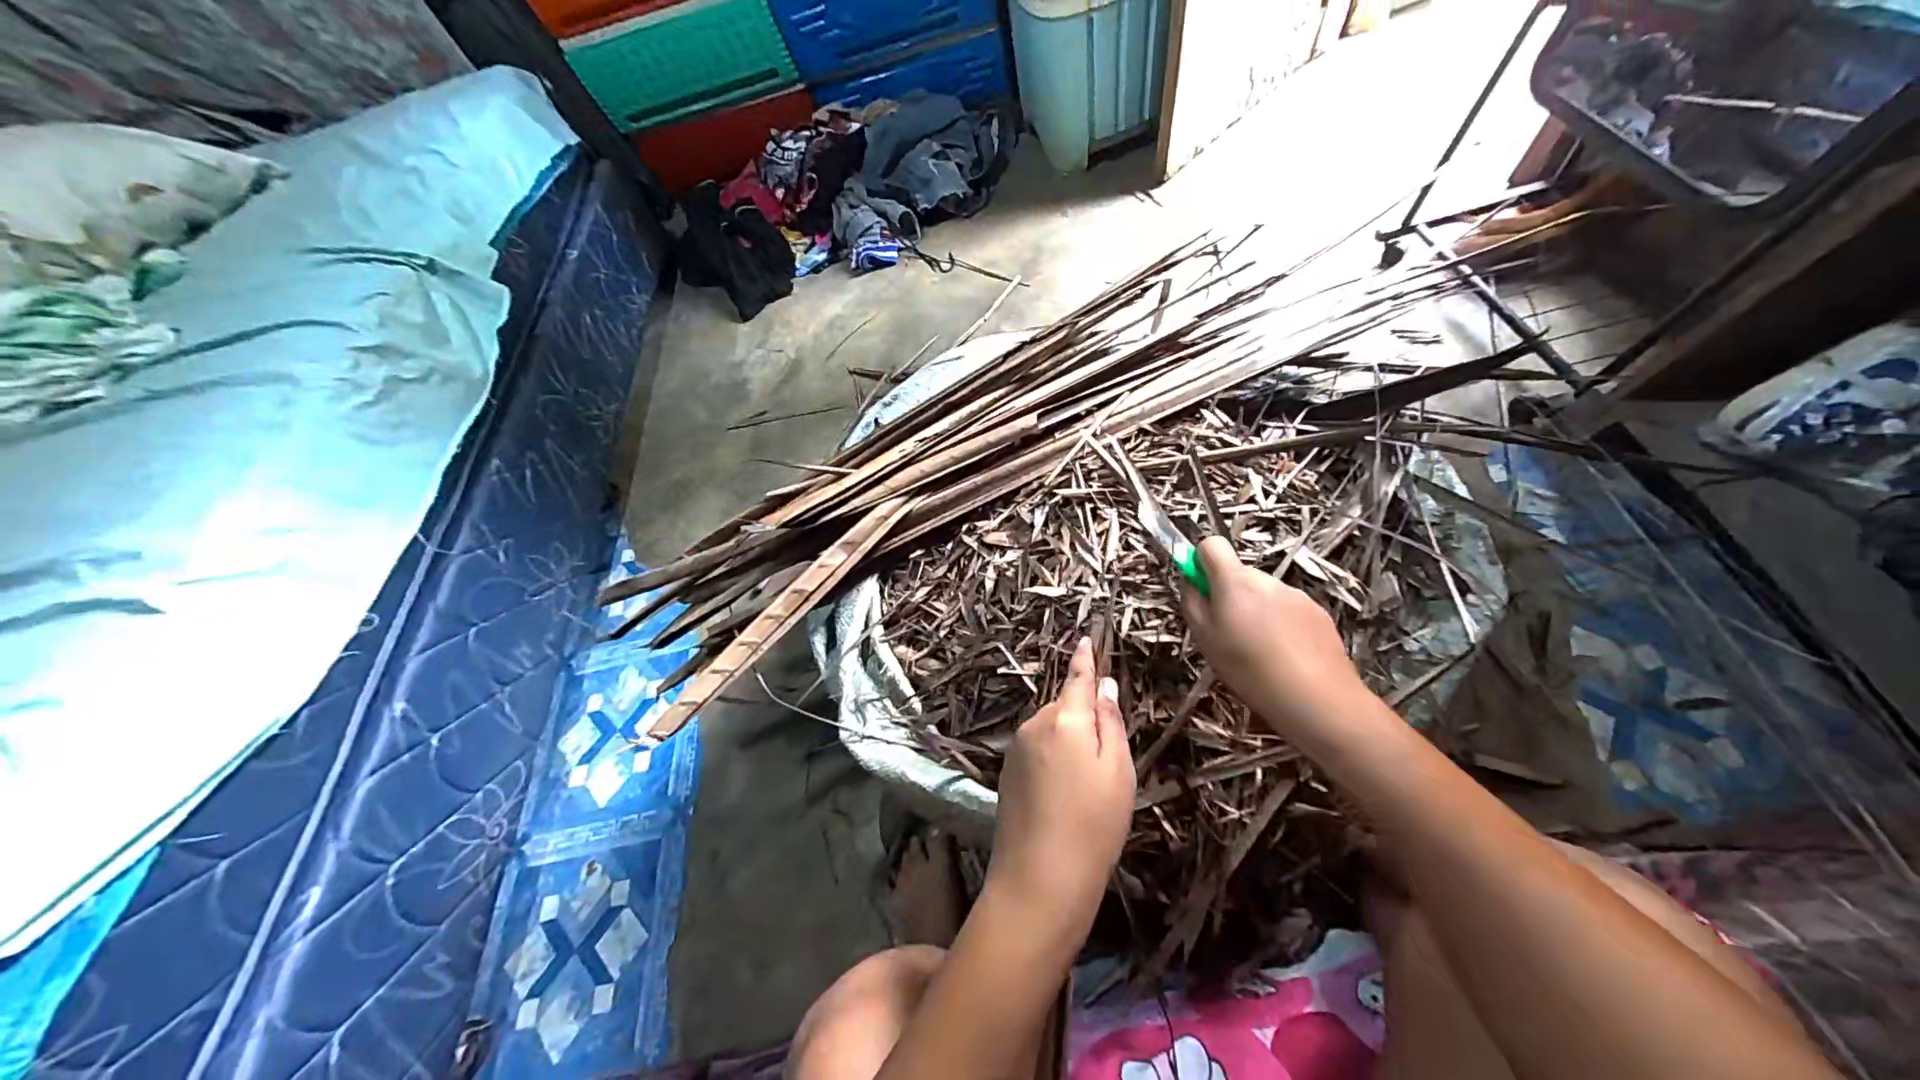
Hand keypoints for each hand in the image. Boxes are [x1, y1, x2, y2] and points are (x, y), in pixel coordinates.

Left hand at [989, 637, 1134, 919]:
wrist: (1040, 877)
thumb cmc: (1093, 823)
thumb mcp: (1117, 770)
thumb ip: (1110, 723)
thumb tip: (1104, 687)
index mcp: (1065, 719)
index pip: (1078, 678)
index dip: (1085, 659)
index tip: (1085, 640)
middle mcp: (1034, 725)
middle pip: (1064, 704)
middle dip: (1082, 710)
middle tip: (1107, 744)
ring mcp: (1016, 749)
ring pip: (1050, 727)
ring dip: (1068, 736)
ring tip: (1089, 775)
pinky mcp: (1008, 772)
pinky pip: (1037, 748)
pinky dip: (1053, 754)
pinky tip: (1064, 787)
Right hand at [1180, 537, 1369, 741]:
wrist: (1317, 698)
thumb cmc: (1249, 669)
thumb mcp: (1205, 639)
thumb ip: (1192, 603)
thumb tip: (1191, 583)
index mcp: (1235, 582)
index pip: (1212, 545)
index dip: (1201, 562)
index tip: (1201, 590)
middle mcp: (1266, 580)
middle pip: (1239, 575)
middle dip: (1230, 596)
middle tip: (1228, 633)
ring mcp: (1296, 595)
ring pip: (1264, 595)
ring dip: (1256, 612)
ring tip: (1258, 651)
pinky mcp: (1318, 613)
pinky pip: (1288, 610)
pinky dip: (1280, 625)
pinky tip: (1284, 656)